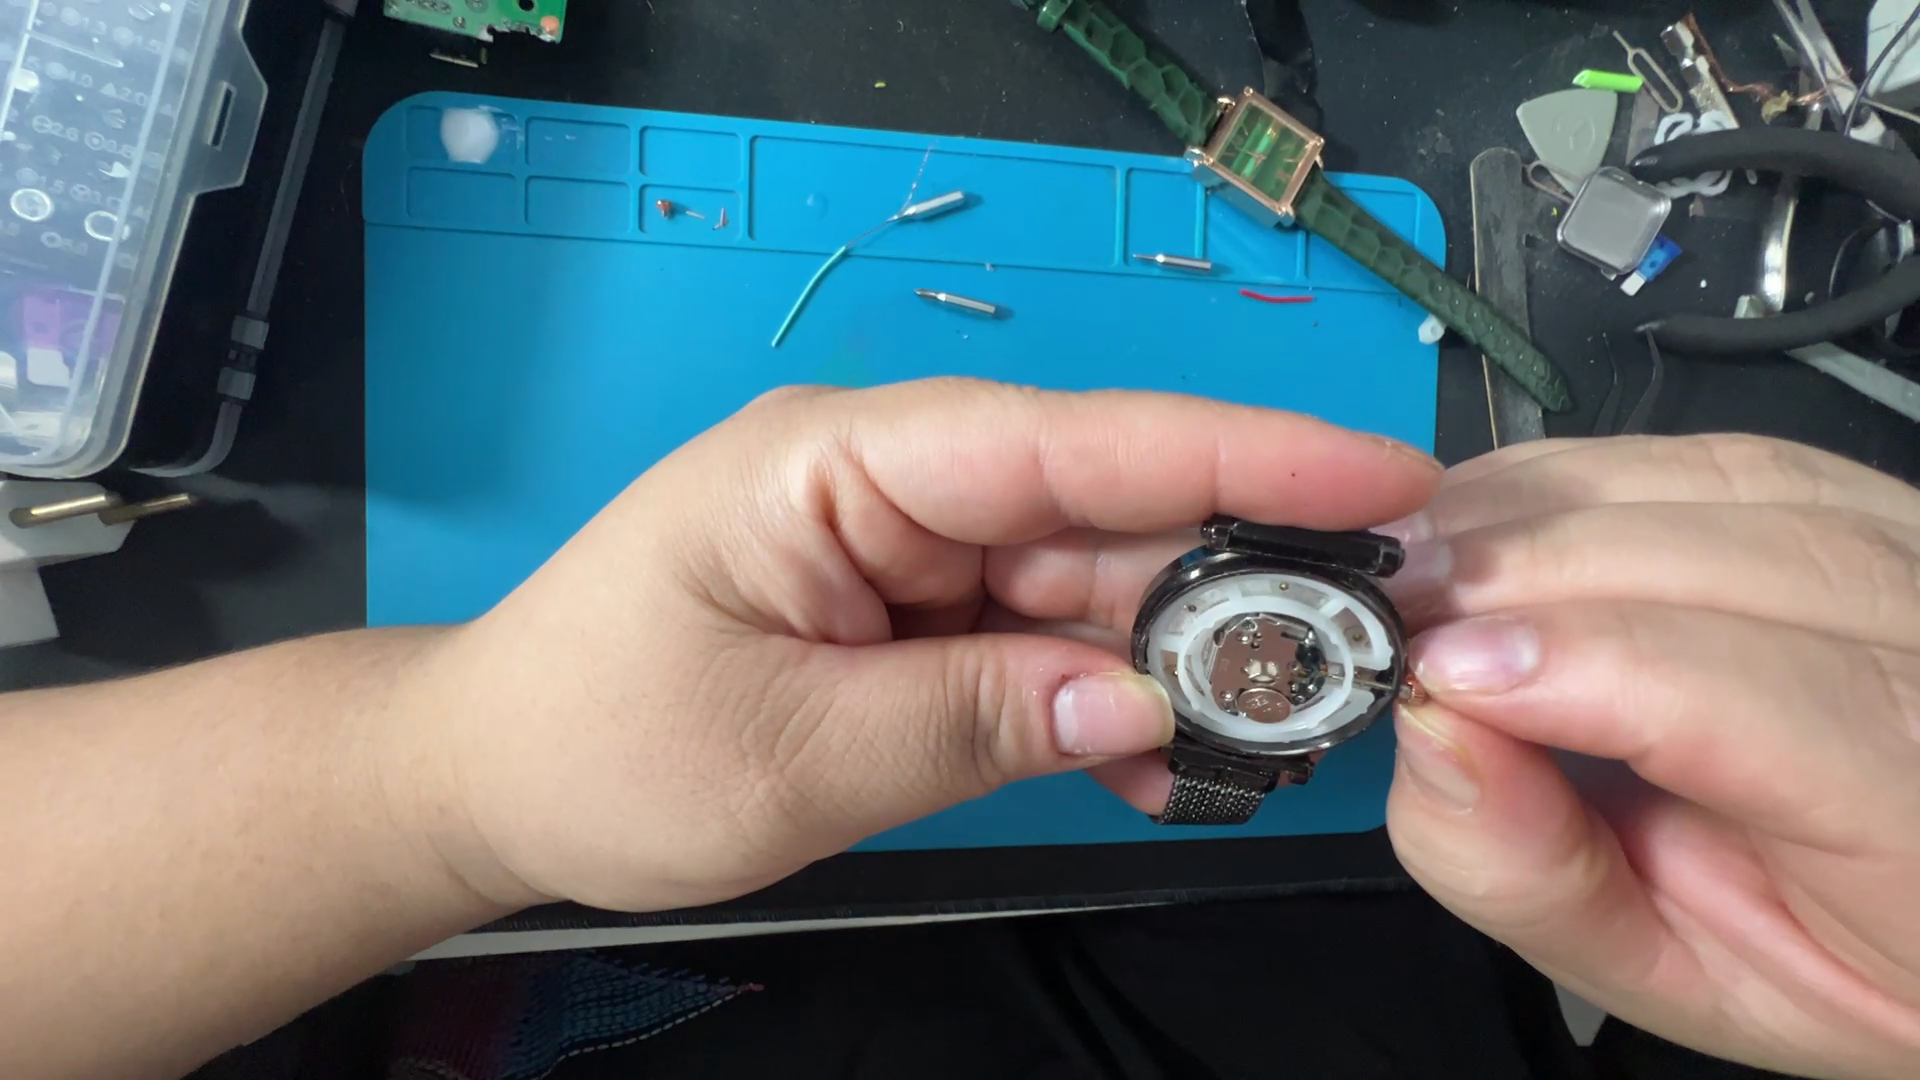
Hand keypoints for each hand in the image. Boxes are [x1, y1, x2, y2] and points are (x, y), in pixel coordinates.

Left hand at [398, 379, 1439, 914]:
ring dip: (1173, 653)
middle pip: (1093, 514)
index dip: (1231, 454)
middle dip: (1224, 578)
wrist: (506, 771)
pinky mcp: (917, 613)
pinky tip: (1154, 753)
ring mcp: (911, 550)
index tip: (1374, 473)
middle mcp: (892, 484)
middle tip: (1356, 645)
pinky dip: (1101, 696)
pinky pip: (1038, 641)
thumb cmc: (601, 742)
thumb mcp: (787, 750)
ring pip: (1082, 584)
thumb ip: (970, 717)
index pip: (1063, 441)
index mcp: (841, 462)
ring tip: (1267, 726)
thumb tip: (1136, 703)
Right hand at [1382, 435, 1919, 1077]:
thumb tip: (1427, 720)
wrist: (1889, 863)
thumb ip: (1523, 874)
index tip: (1428, 670)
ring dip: (1509, 513)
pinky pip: (1674, 455)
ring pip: (1699, 482)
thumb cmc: (1780, 945)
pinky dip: (1537, 481)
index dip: (1586, 664)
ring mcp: (1918, 549)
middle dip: (1513, 569)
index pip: (1785, 704)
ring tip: (1405, 566)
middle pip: (1738, 558)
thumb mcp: (1648, 969)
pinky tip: (1465, 527)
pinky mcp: (1843, 495)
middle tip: (1382, 602)